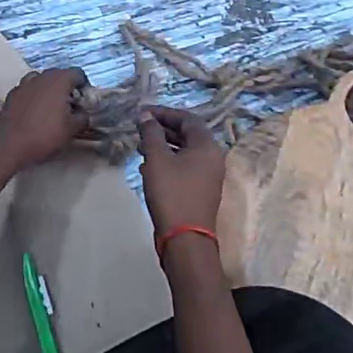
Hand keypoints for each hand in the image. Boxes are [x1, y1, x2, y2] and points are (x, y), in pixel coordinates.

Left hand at [0, 67, 87, 168]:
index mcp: (59, 80)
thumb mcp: (72, 129)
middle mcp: (42, 76)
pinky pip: (28, 90)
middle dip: (67, 87)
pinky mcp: (11, 94)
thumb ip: (83, 117)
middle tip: (70, 106)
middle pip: (59, 75)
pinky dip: (34, 96)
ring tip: (51, 107)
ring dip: (49, 90)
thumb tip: (83, 113)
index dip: (84, 86)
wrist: (8, 144)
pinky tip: (34, 112)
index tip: (84, 102)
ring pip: (42, 81)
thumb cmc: (44, 134)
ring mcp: (24, 83)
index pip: (78, 73)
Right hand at [138, 106, 224, 231]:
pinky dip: (167, 162)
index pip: (187, 118)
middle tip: (140, 128)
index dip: (164, 112)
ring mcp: (208, 175)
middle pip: (187, 134)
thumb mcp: (157, 159)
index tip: (143, 113)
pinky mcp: (200, 190)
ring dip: (163, 146)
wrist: (185, 240)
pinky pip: (184, 167)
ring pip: (184, 151)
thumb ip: (151, 134)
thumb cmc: (172, 193)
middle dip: (162, 129)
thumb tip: (146, 115)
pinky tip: (148, 167)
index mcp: (207, 146)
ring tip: (140, 146)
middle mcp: (212, 157)